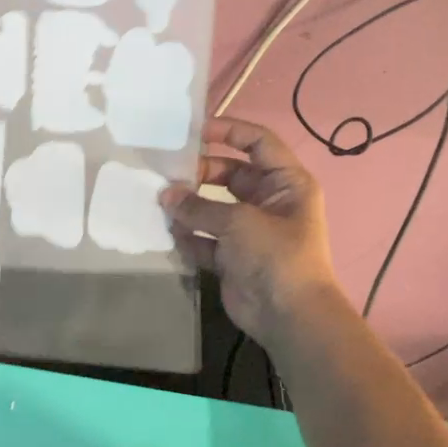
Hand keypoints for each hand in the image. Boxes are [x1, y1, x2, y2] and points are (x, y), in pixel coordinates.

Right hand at [160, 118, 341, 345]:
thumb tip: (165, 195)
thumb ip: (199, 206)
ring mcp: (248, 230)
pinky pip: (204, 238)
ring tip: (159, 202)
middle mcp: (268, 201)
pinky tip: (169, 233)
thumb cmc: (275, 255)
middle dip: (200, 173)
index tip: (194, 131)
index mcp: (286, 183)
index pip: (258, 143)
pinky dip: (188, 236)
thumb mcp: (238, 221)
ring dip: (188, 206)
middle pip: (229, 174)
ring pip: (212, 207)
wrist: (288, 315)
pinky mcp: (231, 256)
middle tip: (167, 173)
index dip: (229, 131)